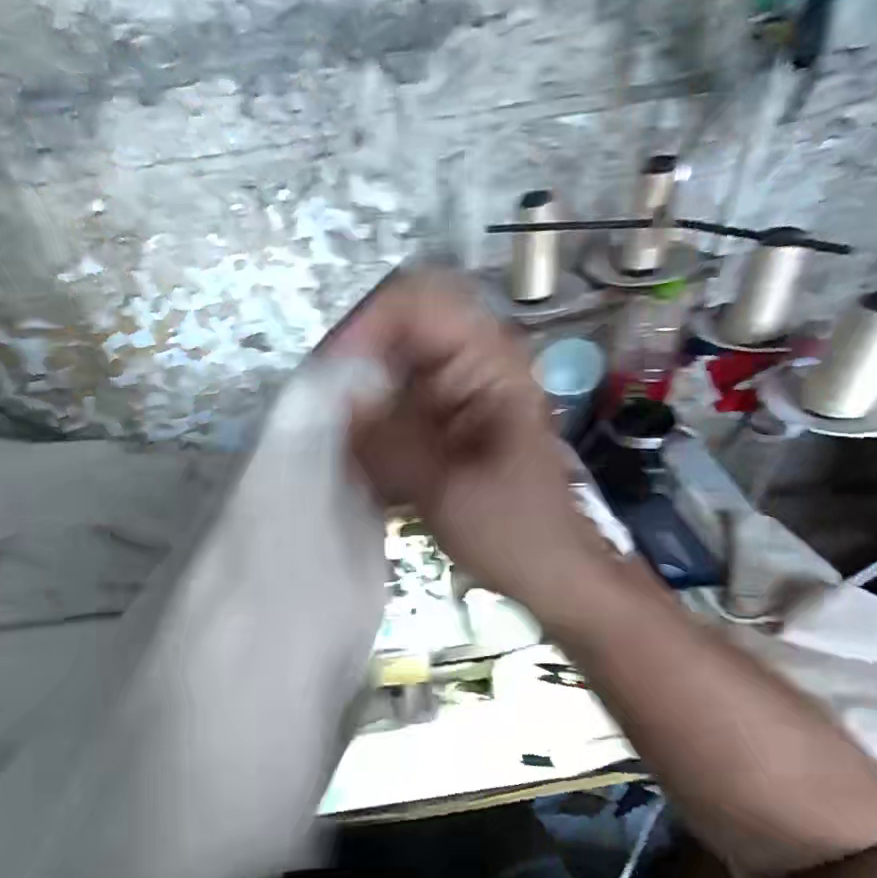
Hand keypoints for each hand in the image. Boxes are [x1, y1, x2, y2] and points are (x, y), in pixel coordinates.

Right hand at [323, 268, 618, 615]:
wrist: (555, 573)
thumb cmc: (517, 533)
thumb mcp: (448, 490)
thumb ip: (389, 442)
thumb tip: (337, 403)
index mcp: (488, 363)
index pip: (415, 304)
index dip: (365, 327)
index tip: (330, 378)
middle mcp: (470, 364)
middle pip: (393, 333)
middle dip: (352, 369)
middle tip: (321, 414)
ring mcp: (456, 392)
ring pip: (386, 370)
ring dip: (356, 403)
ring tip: (338, 447)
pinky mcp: (442, 421)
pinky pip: (390, 405)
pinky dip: (368, 429)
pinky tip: (359, 466)